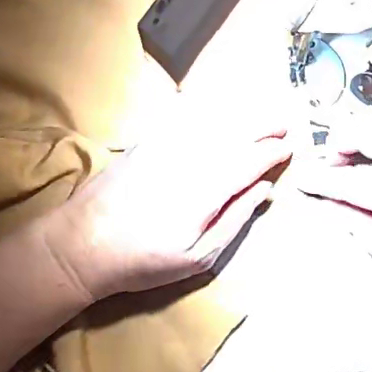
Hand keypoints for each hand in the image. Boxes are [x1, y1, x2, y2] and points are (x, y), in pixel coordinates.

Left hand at [38, 102, 293, 302]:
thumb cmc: (143, 259)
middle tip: (283, 125)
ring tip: (260, 115)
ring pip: (212, 121)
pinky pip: (184, 118)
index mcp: (206, 188)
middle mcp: (190, 157)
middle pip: (235, 133)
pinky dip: (207, 112)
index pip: (249, 161)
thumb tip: (263, 191)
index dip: (272, 153)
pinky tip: (218, 111)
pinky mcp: (146, 141)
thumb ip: (234, 219)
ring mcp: (165, 145)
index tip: (289, 148)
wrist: (82, 243)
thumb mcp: (197, 256)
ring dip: (240, 116)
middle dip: (262, 126)